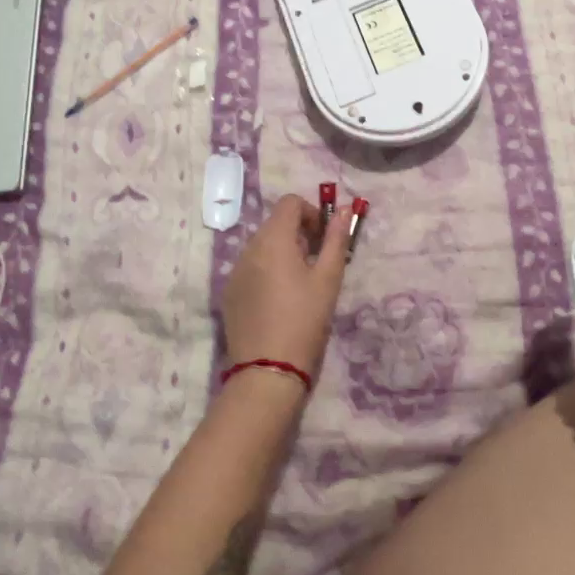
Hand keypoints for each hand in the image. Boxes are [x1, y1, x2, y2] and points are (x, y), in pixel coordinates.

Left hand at [222, 194, 352, 377]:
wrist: (267, 371)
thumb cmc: (304, 320)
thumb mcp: (328, 279)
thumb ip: (337, 240)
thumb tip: (345, 210)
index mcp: (273, 240)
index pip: (290, 203)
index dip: (312, 213)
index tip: (325, 239)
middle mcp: (249, 248)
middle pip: (275, 223)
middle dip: (299, 234)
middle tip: (318, 263)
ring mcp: (235, 271)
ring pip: (262, 246)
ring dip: (283, 252)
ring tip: (300, 284)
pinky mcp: (229, 293)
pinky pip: (251, 268)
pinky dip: (267, 271)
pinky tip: (279, 301)